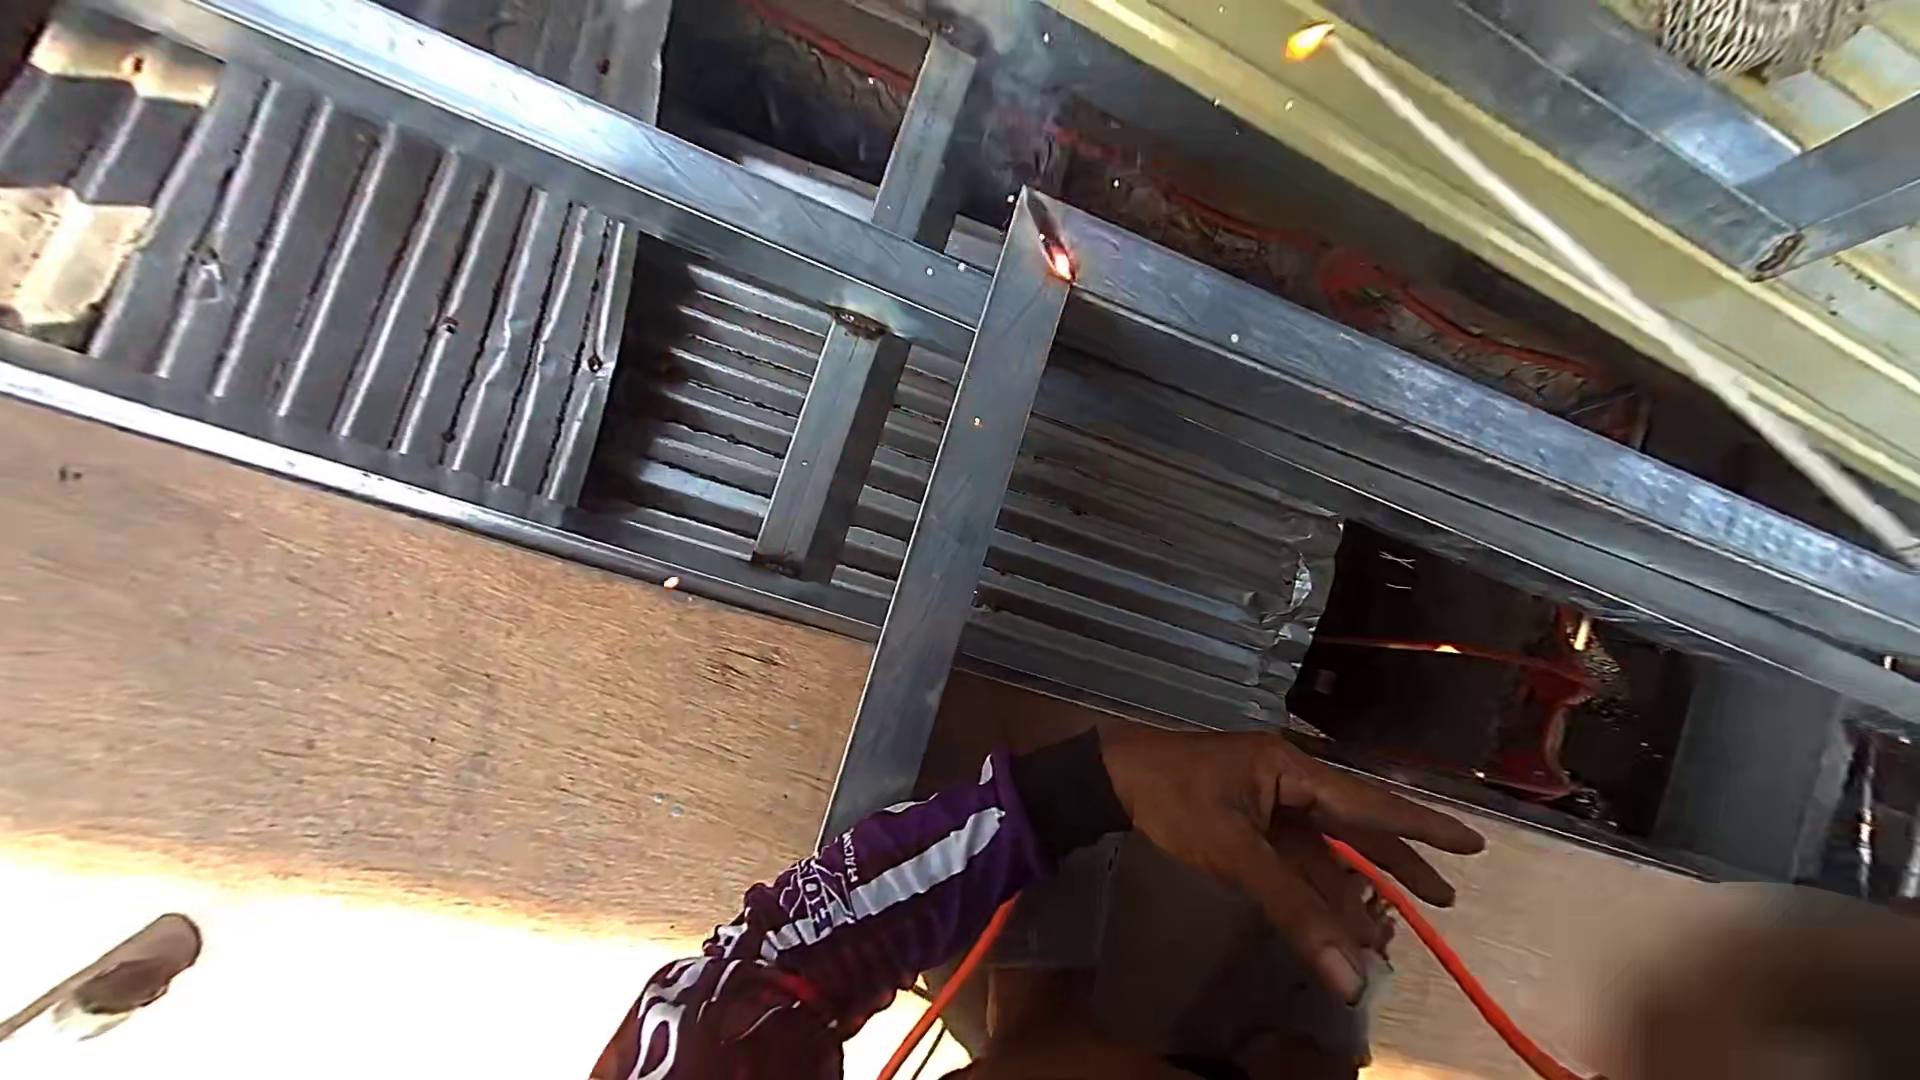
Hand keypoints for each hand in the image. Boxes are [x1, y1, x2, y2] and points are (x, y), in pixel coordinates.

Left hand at [1100, 727, 1484, 1001]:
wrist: (1113, 778)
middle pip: (1348, 823)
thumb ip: (1291, 907)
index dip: (1420, 826)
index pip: (1366, 802)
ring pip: (1317, 845)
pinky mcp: (1241, 814)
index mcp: (1287, 769)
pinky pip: (1288, 851)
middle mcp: (1282, 778)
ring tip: (1382, 934)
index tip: (1473, 842)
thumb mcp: (1233, 851)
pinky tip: (1328, 917)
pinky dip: (1308, 884)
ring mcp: (1261, 796)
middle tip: (1443, 896)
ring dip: (1345, 887)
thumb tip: (1350, 975)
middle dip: (1391, 861)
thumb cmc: (1173, 799)